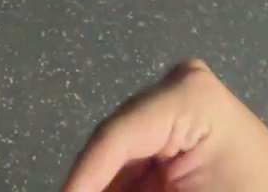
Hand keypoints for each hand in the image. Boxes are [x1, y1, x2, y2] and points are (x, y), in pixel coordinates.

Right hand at [61, 61, 267, 191]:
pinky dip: (131, 182)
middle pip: (118, 144)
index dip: (82, 175)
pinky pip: (145, 160)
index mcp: (188, 94)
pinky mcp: (188, 127)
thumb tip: (78, 189)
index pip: (116, 135)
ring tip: (92, 188)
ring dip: (110, 180)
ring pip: (126, 154)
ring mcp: (185, 103)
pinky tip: (115, 187)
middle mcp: (181, 85)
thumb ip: (128, 188)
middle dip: (97, 180)